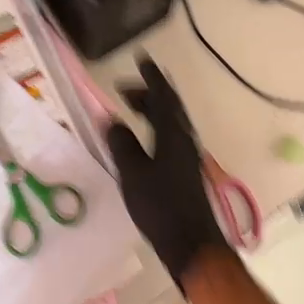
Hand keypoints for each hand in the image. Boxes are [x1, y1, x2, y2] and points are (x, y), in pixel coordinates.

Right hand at [110, 55, 227, 283]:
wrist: (192, 244)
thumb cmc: (160, 206)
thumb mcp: (133, 173)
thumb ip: (121, 143)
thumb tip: (111, 118)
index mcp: (172, 134)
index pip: (163, 95)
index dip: (152, 76)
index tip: (141, 59)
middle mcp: (184, 139)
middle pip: (169, 106)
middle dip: (149, 92)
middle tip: (125, 89)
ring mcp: (187, 155)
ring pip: (170, 121)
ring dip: (152, 109)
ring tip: (130, 109)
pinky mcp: (186, 170)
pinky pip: (170, 135)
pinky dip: (156, 126)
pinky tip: (142, 139)